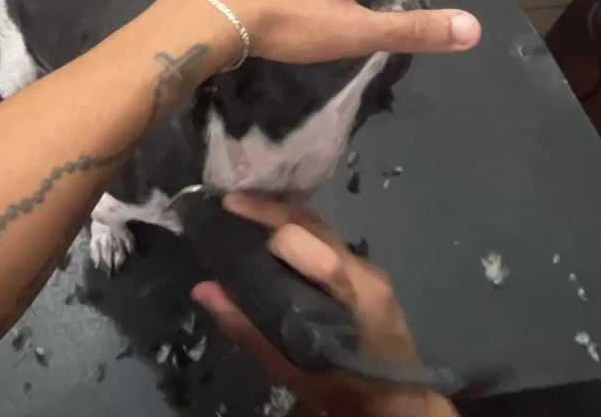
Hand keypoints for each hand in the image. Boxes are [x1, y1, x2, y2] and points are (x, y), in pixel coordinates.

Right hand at [192, 194, 456, 416]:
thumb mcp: (293, 371)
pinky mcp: (363, 266)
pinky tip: (269, 228)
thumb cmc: (344, 390)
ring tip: (242, 209)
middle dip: (269, 209)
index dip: (277, 229)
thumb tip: (204, 289)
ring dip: (279, 212)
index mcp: (357, 300)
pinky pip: (323, 235)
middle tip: (228, 203)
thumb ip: (248, 329)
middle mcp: (365, 272)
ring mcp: (368, 265)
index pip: (319, 252)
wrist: (397, 404)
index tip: (233, 214)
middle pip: (314, 225)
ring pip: (319, 224)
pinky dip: (293, 226)